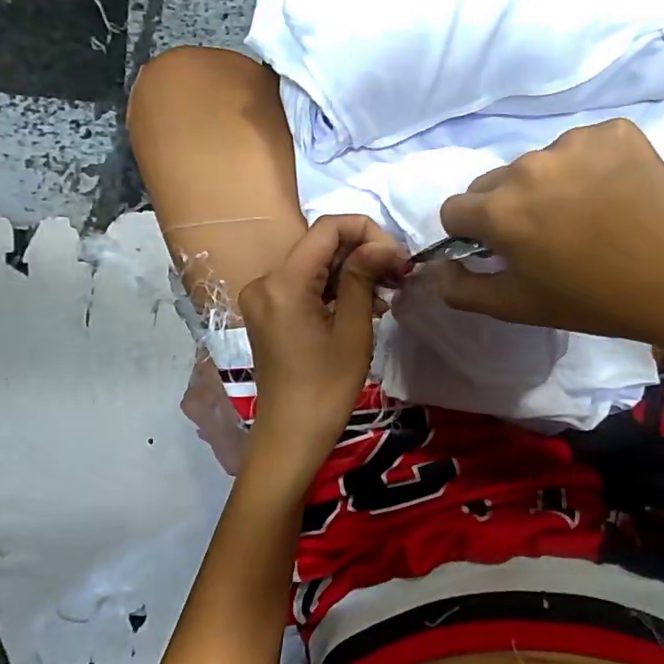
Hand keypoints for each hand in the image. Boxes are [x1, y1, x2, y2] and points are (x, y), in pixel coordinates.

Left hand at [239, 215, 408, 455]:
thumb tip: (383, 244)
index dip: (367, 231)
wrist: (291, 436)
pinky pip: (304, 285)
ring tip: (388, 291)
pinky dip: (334, 288)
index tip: (397, 257)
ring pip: (314, 265)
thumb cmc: (327, 388)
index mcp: (283, 282)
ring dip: (351, 271)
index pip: (327, 228)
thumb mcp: (353, 330)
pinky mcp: (268, 312)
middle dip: (363, 252)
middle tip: (400, 274)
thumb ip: (363, 277)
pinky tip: (365, 303)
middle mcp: (265, 281)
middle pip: (320, 245)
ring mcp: (263, 297)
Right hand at [433, 119, 663, 364]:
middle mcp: (527, 167)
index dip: (472, 233)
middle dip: (508, 207)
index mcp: (499, 209)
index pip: (455, 209)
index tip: (500, 248)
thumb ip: (461, 289)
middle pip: (494, 183)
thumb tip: (433, 270)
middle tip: (547, 236)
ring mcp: (573, 142)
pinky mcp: (613, 130)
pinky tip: (613, 193)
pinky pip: (582, 146)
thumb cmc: (592, 299)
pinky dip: (589, 167)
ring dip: (549, 185)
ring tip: (586, 215)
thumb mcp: (517, 306)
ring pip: (538, 163)